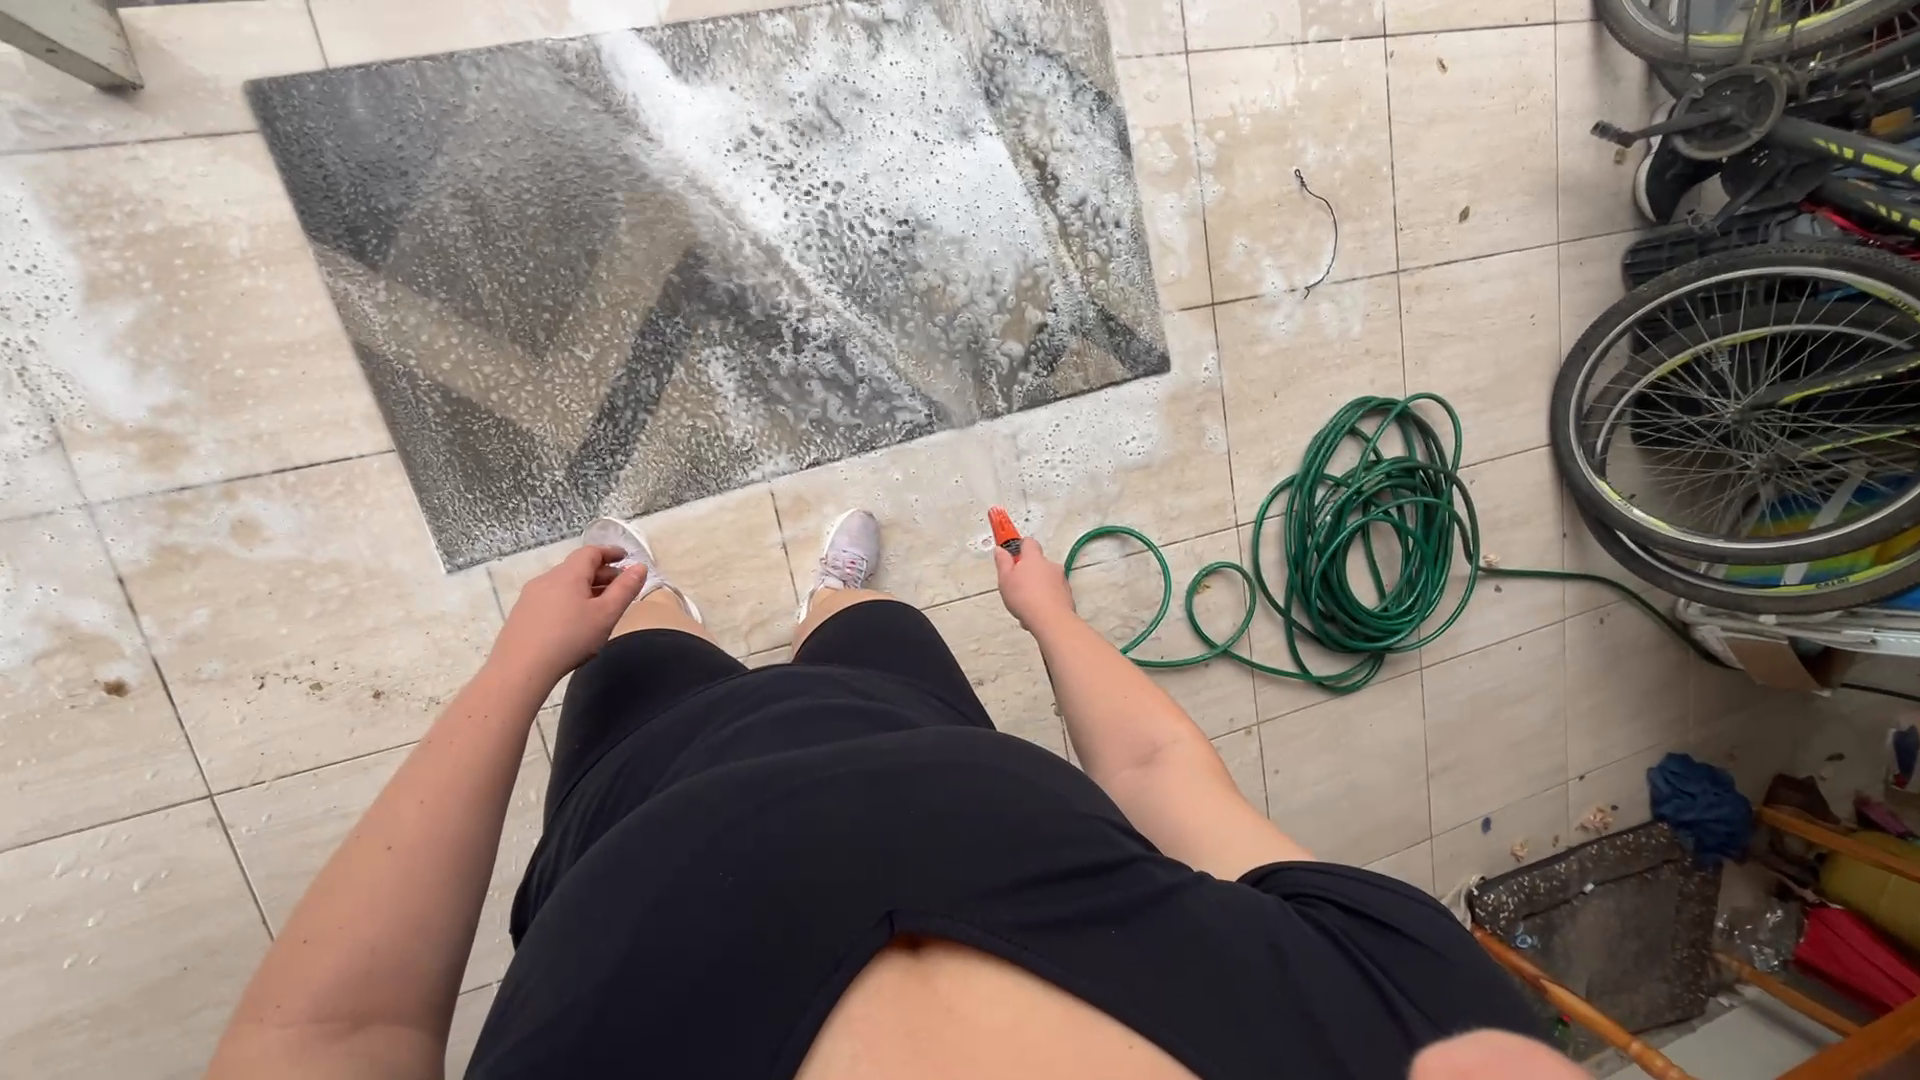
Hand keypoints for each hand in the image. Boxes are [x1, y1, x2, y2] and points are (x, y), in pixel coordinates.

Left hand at [488, 546, 647, 686]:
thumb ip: (625, 589)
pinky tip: (574, 620)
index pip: (590, 552)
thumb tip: (639, 567)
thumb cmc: (570, 638)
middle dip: (601, 573)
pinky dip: (569, 599)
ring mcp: (530, 596)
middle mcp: (546, 579)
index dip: (610, 552)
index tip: (626, 557)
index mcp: (568, 575)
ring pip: (563, 584)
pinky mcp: (521, 614)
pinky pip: (551, 597)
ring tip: (600, 606)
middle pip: (577, 567)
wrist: (520, 669)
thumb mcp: (606, 614)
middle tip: (620, 588)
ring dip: (585, 588)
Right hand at [993, 538, 1077, 633]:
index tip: (1012, 554)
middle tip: (1016, 584)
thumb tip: (1000, 550)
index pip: (1028, 542)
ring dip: (1037, 586)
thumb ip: (1002, 562)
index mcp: (1033, 558)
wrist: (1050, 619)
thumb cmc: (1025, 598)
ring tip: (1025, 603)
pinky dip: (1045, 599)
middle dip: (1028, 571)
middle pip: (1038, 563)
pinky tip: (1036, 611)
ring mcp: (1061, 579)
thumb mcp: (1005, 579)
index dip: (1019, 547)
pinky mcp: (1067, 594)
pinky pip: (1053, 592)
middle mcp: (1050, 565)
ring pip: (1046, 579)